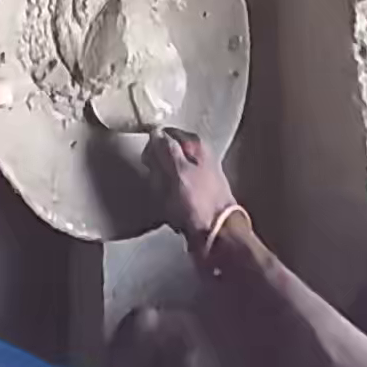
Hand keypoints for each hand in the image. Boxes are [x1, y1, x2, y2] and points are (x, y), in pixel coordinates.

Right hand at [143, 128, 237, 246]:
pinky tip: (171, 206)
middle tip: (158, 181)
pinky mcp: (196, 192)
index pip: (165, 133)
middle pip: (165, 153)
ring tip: (165, 198)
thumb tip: (155, 131)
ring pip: (167, 172)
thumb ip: (166, 149)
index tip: (148, 161)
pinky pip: (173, 189)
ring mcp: (198, 174)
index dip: (153, 146)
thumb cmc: (197, 201)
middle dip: (157, 168)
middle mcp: (199, 155)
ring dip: (161, 185)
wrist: (219, 235)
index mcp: (196, 144)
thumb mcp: (178, 171)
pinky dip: (169, 197)